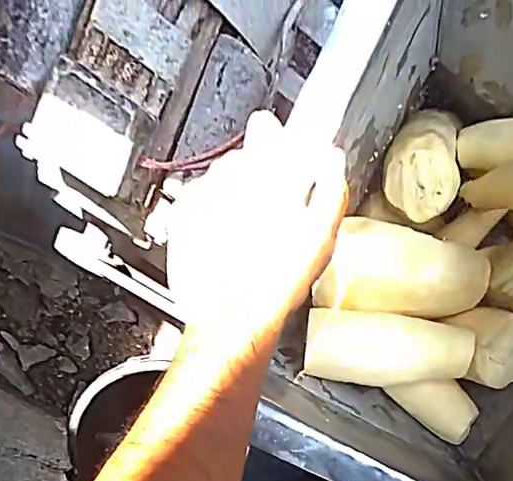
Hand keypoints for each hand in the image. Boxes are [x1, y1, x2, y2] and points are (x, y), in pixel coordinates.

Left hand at [166, 111, 347, 341]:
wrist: (230, 319)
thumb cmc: (272, 284)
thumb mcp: (318, 240)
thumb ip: (329, 194)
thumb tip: (332, 164)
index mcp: (261, 171)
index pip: (267, 130)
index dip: (281, 147)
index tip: (292, 162)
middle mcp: (222, 175)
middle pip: (244, 163)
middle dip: (260, 185)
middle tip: (278, 221)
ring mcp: (197, 196)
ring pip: (221, 187)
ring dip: (237, 206)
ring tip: (255, 244)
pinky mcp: (180, 220)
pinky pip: (199, 209)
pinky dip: (214, 223)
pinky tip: (232, 250)